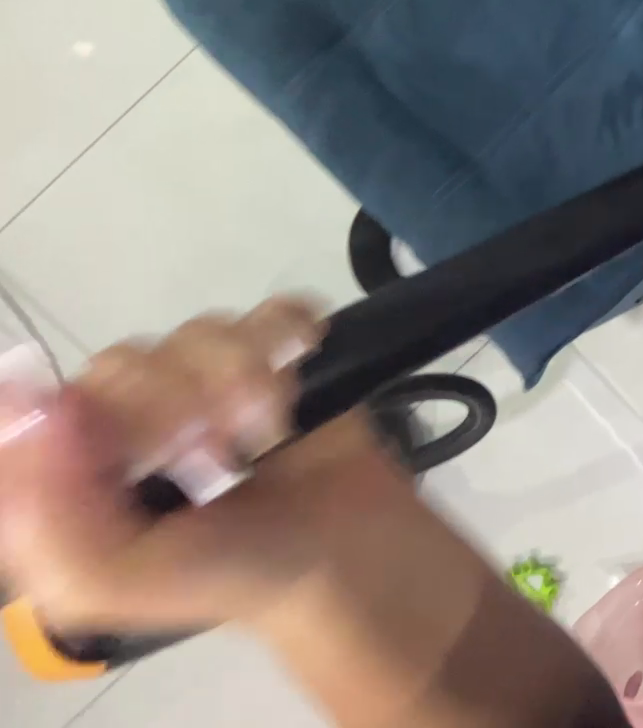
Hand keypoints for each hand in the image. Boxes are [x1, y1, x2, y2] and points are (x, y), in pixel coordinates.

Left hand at [0, 300, 415, 633]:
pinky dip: (292, 330)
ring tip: (270, 430)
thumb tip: (45, 403)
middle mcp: (141, 412)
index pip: (46, 400)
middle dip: (179, 409)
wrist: (351, 554)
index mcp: (78, 461)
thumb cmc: (228, 573)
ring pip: (205, 331)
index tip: (147, 459)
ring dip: (246, 379)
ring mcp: (222, 381)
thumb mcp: (103, 580)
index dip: (92, 420)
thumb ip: (45, 510)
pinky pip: (281, 309)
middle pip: (127, 360)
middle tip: (218, 458)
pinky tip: (300, 365)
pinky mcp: (293, 358)